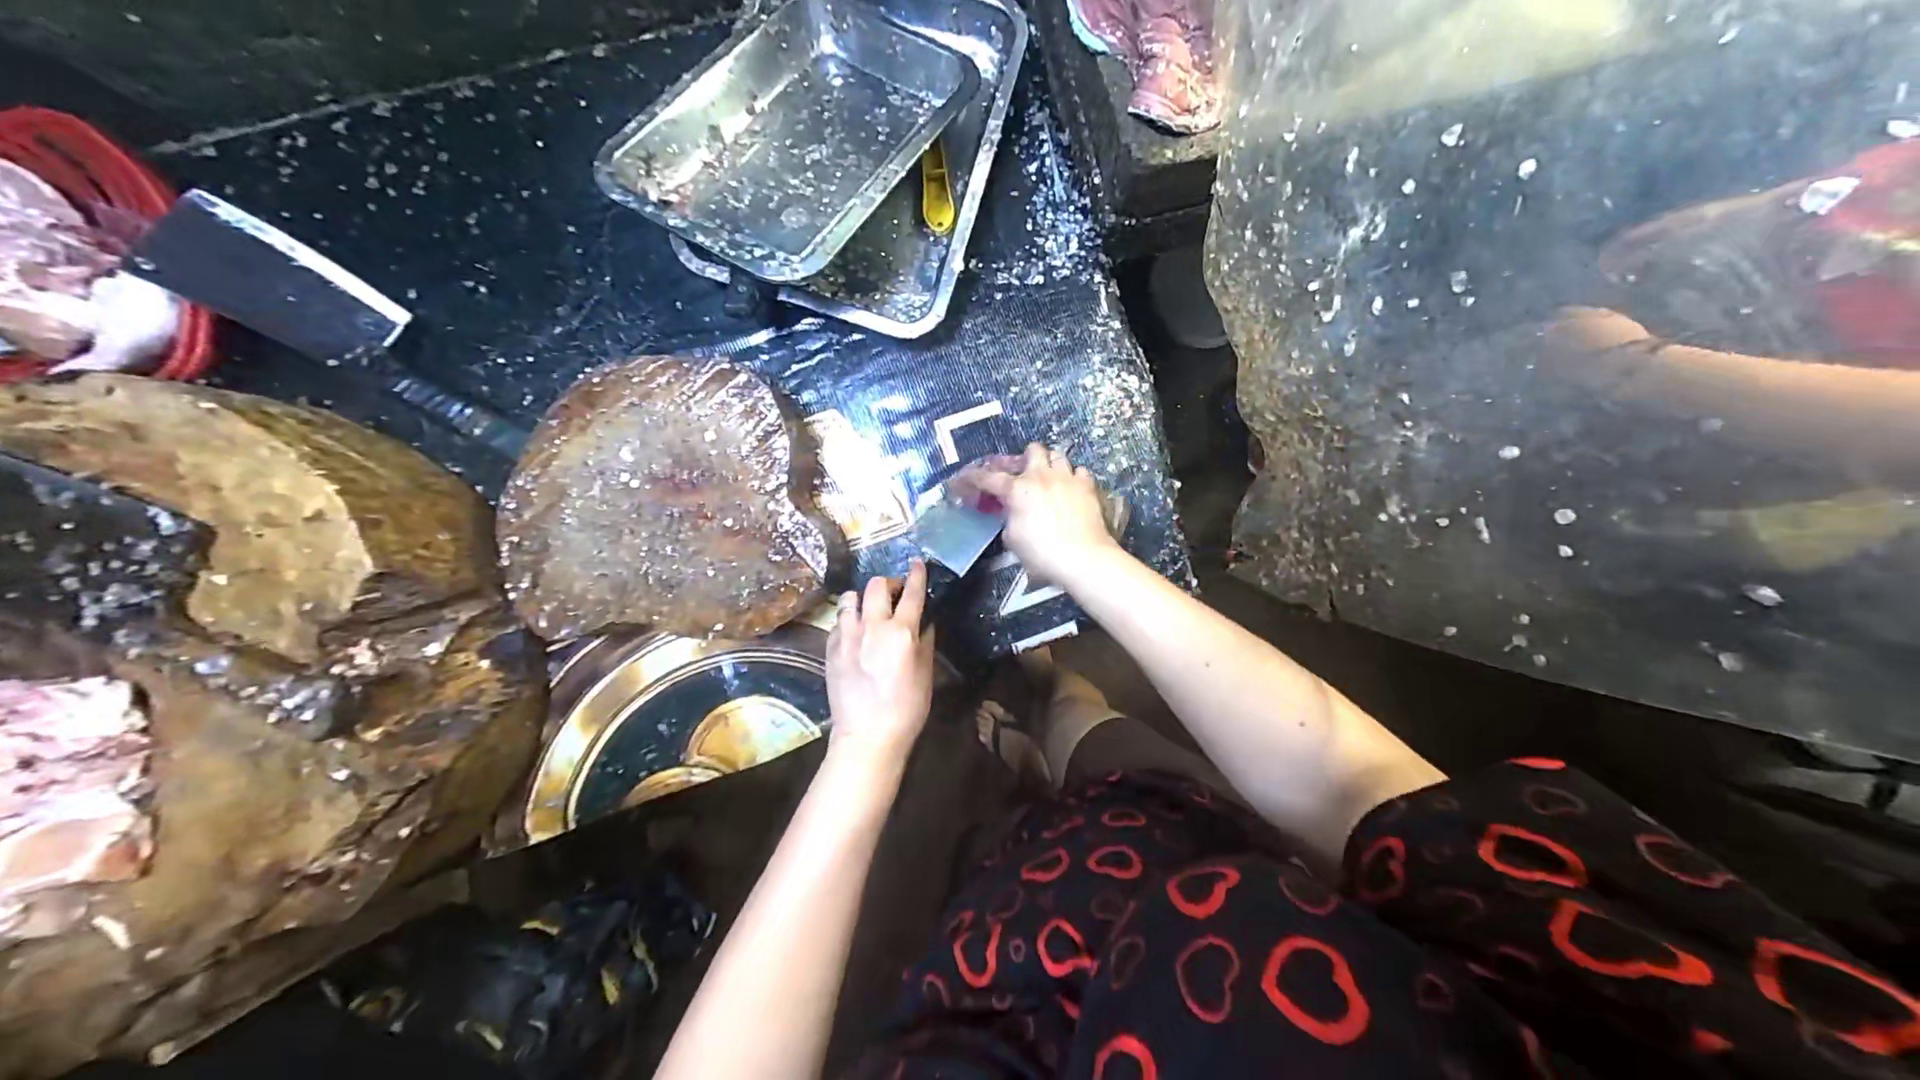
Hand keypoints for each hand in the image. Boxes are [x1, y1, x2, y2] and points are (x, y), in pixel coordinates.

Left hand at [825, 559, 935, 767]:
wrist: (867, 736)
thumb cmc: (906, 709)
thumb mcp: (925, 674)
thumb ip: (925, 642)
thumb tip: (924, 622)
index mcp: (902, 633)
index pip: (912, 593)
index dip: (917, 574)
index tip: (918, 563)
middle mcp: (873, 627)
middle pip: (876, 585)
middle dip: (888, 583)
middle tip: (894, 593)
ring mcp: (847, 636)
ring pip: (850, 598)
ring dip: (862, 598)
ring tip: (869, 608)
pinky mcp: (830, 648)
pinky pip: (838, 621)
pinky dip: (848, 619)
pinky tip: (854, 631)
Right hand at [969, 444, 1121, 587]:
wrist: (1083, 558)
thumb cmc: (1042, 554)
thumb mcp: (1013, 539)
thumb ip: (1008, 518)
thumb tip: (1012, 512)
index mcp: (1017, 490)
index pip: (987, 478)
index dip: (971, 478)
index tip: (961, 480)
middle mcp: (1041, 476)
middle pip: (1031, 450)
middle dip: (1024, 459)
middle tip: (1021, 474)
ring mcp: (1067, 478)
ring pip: (1057, 455)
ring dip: (1049, 464)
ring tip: (1048, 478)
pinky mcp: (1088, 487)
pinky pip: (1079, 471)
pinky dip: (1072, 478)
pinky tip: (1070, 489)